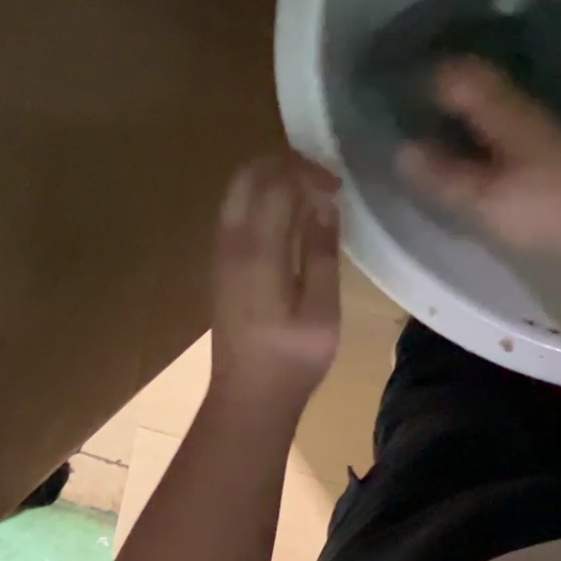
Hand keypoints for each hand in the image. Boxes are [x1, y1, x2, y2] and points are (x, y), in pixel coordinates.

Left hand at [210, 153, 342, 409]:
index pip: (278, 182)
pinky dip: (261, 199)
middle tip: (324, 179)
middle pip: (249, 176)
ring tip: (310, 194)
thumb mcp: (321, 308)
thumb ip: (320, 251)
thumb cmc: (293, 357)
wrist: (248, 396)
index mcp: (257, 250)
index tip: (339, 184)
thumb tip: (324, 203)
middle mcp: (231, 242)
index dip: (309, 172)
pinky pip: (235, 211)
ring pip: (237, 191)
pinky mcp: (220, 266)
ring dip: (272, 179)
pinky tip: (288, 219)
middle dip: (286, 165)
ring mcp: (220, 253)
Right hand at [397, 59, 560, 259]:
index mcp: (500, 108)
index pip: (454, 73)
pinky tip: (462, 153)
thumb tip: (401, 150)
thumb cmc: (543, 207)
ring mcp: (533, 123)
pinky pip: (497, 123)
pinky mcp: (543, 145)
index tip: (392, 97)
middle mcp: (517, 105)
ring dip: (455, 112)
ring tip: (424, 133)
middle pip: (471, 82)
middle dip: (435, 93)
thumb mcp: (484, 198)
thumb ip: (442, 175)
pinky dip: (474, 131)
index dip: (421, 79)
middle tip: (402, 113)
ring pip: (485, 103)